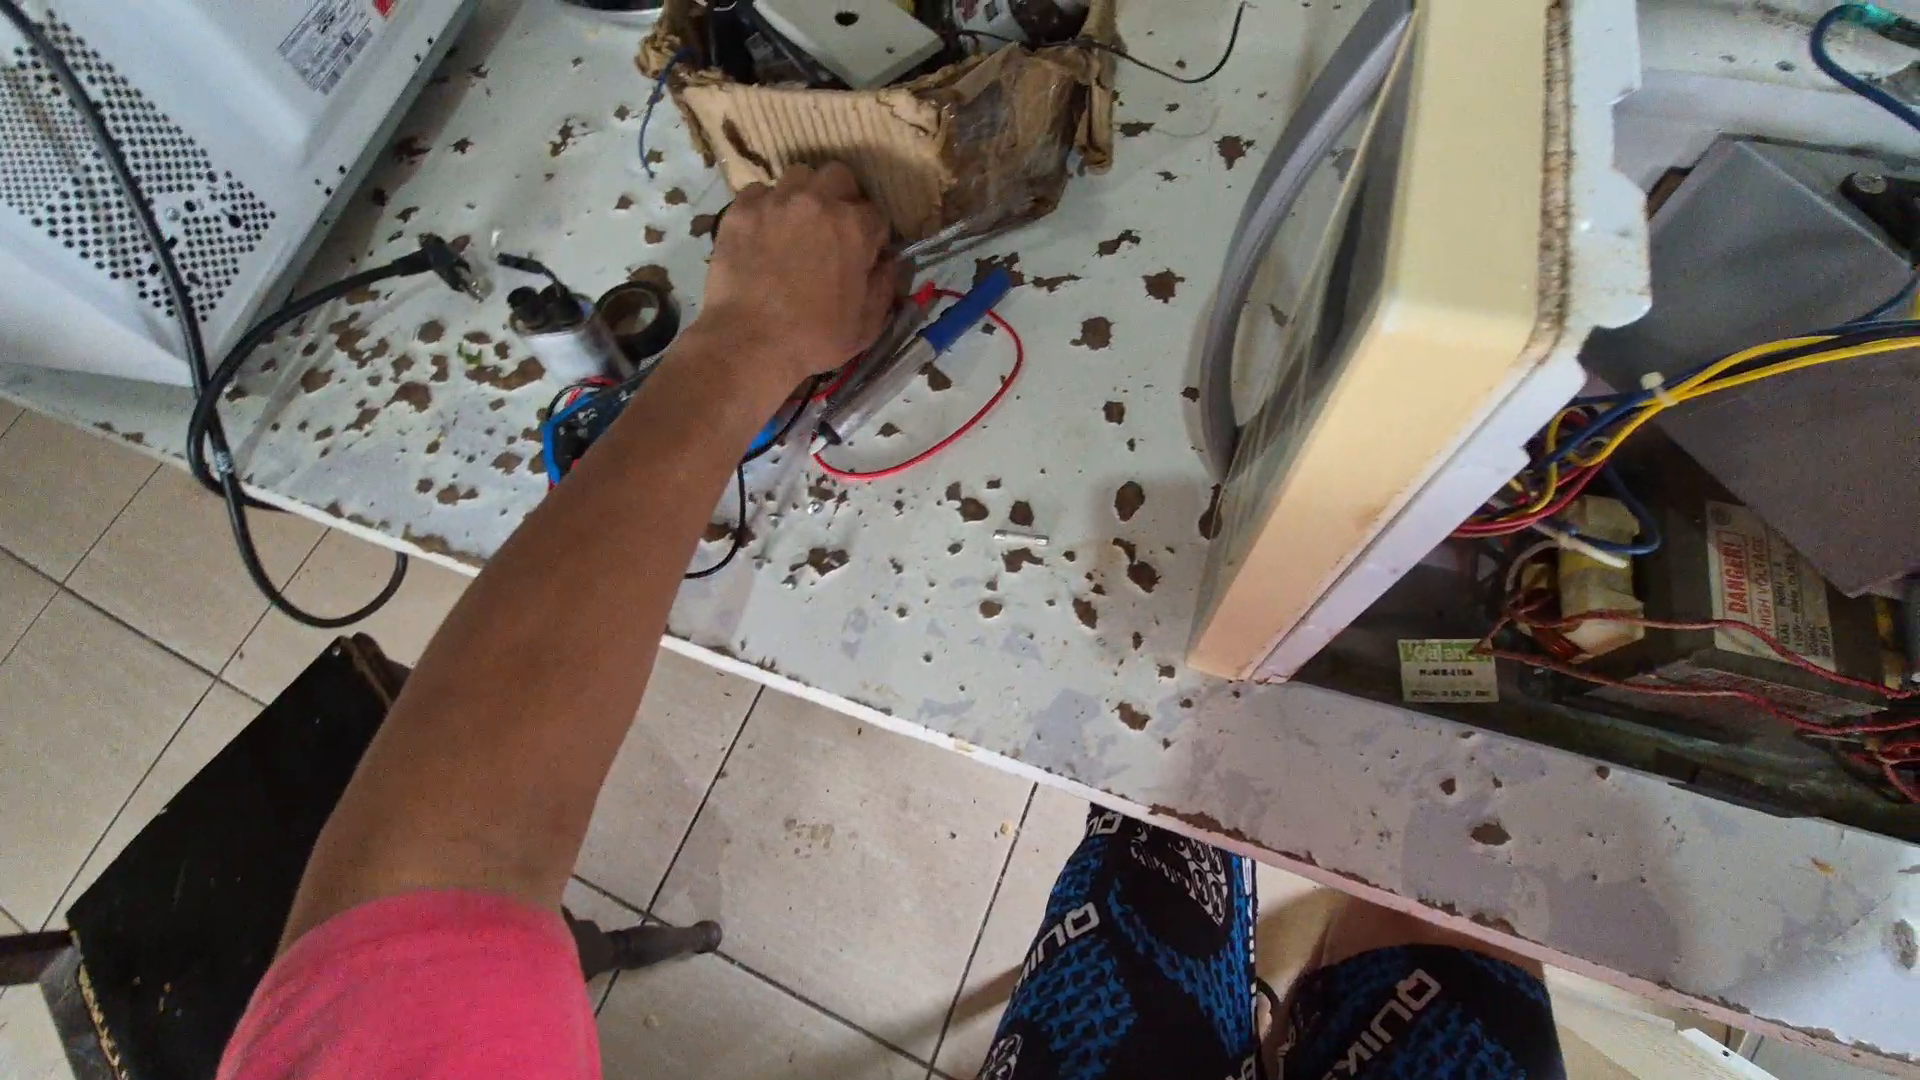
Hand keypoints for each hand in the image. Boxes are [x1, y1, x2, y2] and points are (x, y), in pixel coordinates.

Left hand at [695, 162, 898, 389]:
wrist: (751, 342)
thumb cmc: (816, 339)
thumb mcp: (867, 324)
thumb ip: (886, 287)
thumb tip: (891, 263)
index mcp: (854, 228)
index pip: (876, 215)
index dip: (873, 237)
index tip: (864, 257)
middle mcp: (817, 202)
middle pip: (838, 177)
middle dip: (842, 198)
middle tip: (834, 230)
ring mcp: (776, 202)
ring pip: (798, 176)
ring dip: (805, 196)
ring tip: (798, 226)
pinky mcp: (741, 211)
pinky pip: (760, 192)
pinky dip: (768, 207)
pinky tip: (766, 233)